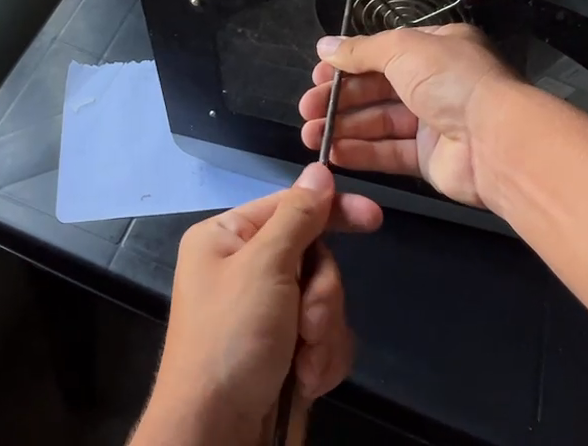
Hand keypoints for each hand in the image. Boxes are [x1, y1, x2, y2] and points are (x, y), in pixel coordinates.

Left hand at [135, 164, 382, 444]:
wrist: (213, 433)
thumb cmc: (230, 339)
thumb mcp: (264, 268)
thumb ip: (298, 217)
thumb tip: (319, 168)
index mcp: (227, 238)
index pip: (290, 207)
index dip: (333, 211)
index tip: (374, 217)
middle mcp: (244, 269)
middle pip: (314, 258)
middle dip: (320, 296)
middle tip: (306, 324)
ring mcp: (265, 312)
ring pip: (324, 301)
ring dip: (322, 334)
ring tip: (301, 362)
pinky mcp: (282, 349)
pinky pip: (323, 337)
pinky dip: (320, 359)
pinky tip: (303, 380)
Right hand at [298, 24, 524, 207]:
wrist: (497, 141)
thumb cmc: (450, 80)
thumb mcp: (401, 49)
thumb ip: (360, 50)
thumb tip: (323, 47)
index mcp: (436, 48)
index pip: (383, 52)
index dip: (348, 63)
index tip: (317, 74)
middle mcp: (435, 82)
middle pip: (376, 88)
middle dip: (339, 97)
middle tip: (306, 107)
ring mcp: (433, 122)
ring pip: (378, 122)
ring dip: (342, 126)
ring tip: (310, 134)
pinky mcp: (429, 159)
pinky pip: (388, 152)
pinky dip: (360, 152)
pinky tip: (332, 153)